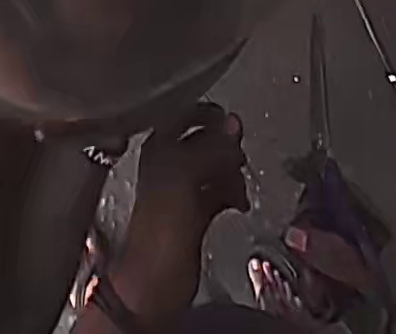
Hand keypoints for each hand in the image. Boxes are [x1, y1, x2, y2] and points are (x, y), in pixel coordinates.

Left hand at [111, 104, 249, 322]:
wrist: (155, 281)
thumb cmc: (162, 226)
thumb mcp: (185, 177)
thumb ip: (209, 147)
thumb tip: (233, 124)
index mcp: (158, 146)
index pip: (184, 114)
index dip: (208, 114)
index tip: (232, 120)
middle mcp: (168, 161)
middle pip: (203, 139)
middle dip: (225, 147)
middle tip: (239, 158)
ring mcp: (181, 186)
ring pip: (214, 165)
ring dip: (231, 172)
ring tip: (239, 185)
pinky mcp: (195, 210)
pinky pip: (218, 189)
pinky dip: (231, 192)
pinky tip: (238, 201)